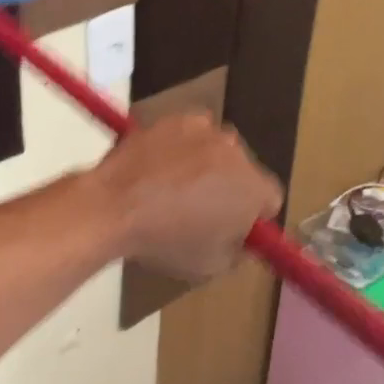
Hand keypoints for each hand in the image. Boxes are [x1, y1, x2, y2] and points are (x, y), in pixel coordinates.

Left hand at [87, 112, 283, 280]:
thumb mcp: (212, 264)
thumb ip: (238, 250)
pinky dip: (177, 147)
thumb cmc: (166, 240)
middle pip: (242, 170)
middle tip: (199, 209)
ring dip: (203, 164)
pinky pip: (186, 135)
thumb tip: (240, 240)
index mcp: (254, 187)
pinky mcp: (171, 118)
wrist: (113, 205)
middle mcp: (235, 150)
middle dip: (228, 187)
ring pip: (214, 149)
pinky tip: (156, 167)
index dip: (253, 216)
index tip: (232, 228)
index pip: (270, 200)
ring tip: (172, 187)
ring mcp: (201, 129)